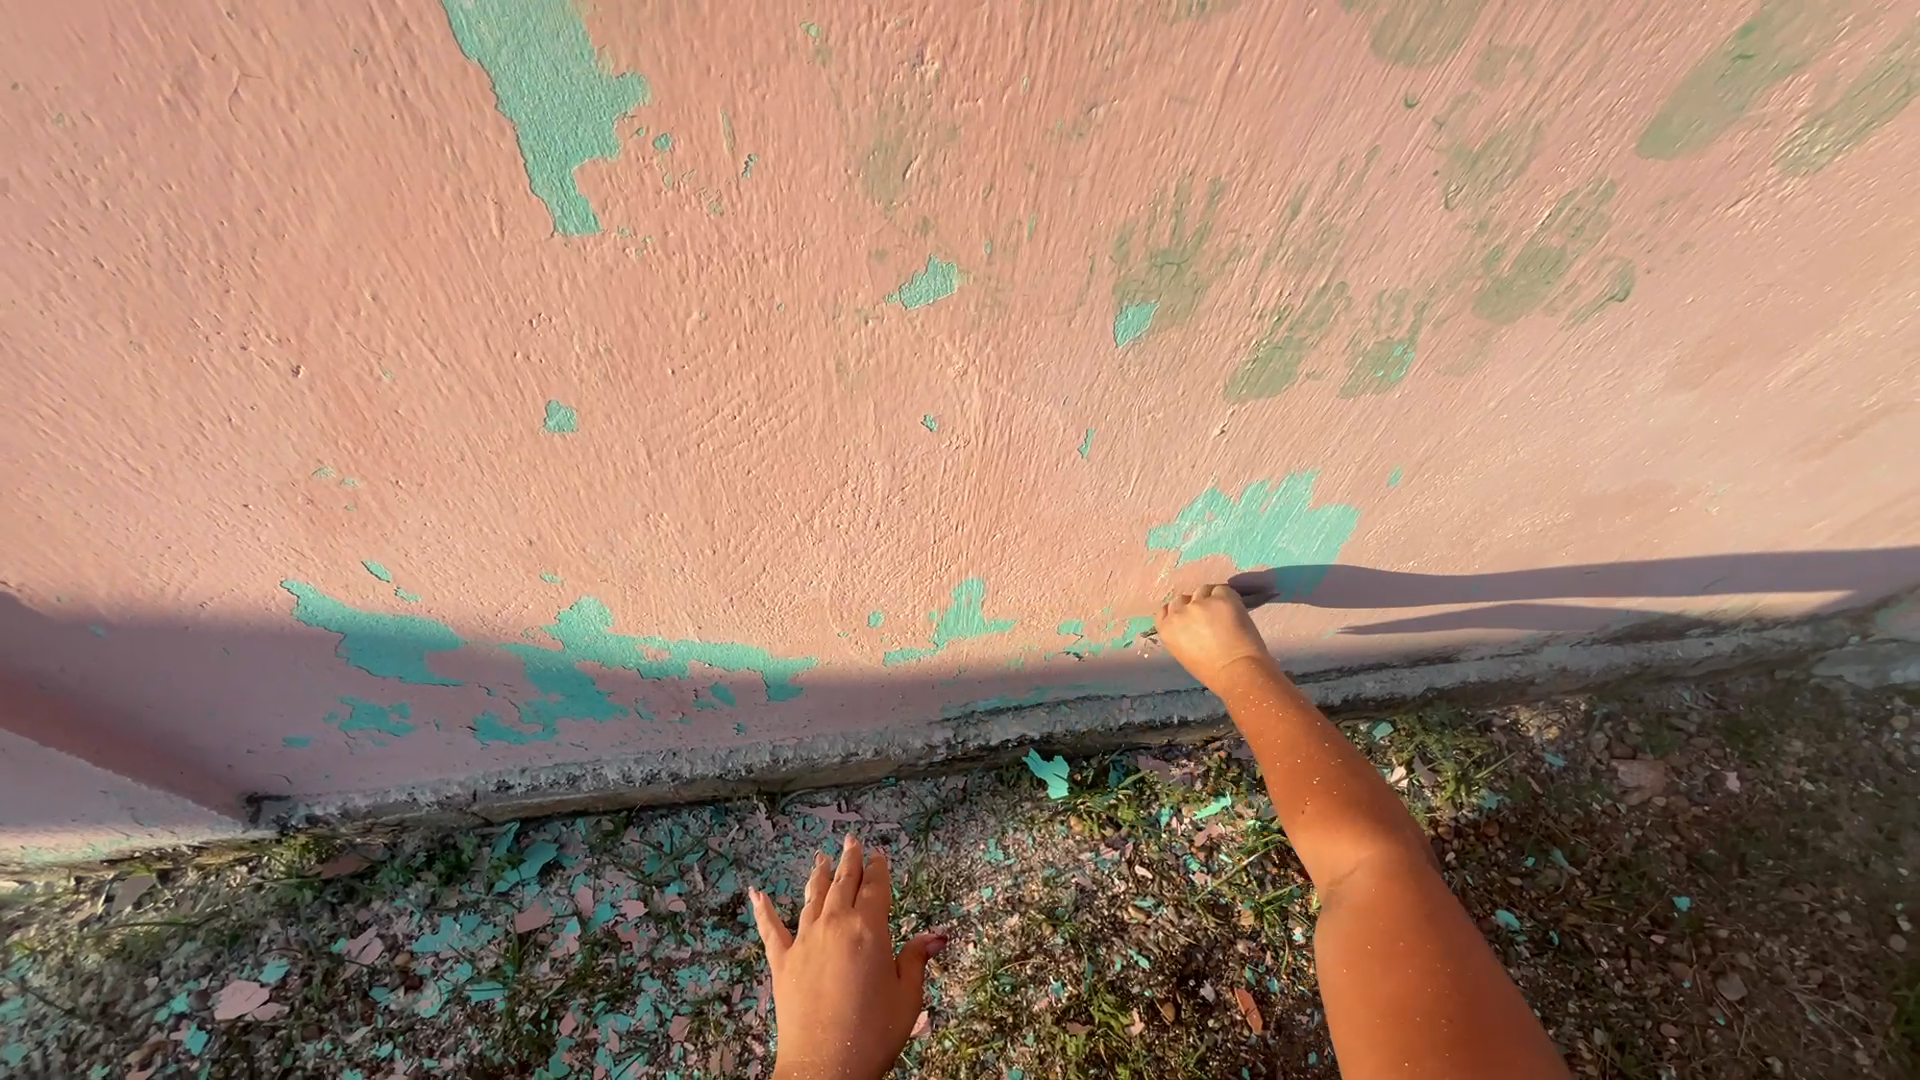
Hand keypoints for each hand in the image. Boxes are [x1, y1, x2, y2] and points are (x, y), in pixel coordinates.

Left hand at [749, 835, 945, 1079]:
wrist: (824, 1070)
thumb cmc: (872, 1035)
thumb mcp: (907, 998)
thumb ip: (917, 960)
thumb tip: (936, 936)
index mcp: (869, 928)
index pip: (876, 886)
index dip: (879, 868)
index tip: (879, 855)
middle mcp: (836, 924)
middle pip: (844, 882)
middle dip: (850, 860)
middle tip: (852, 841)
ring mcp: (805, 941)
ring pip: (813, 896)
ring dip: (819, 874)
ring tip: (822, 857)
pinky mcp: (783, 962)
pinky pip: (771, 929)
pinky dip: (763, 910)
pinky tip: (756, 893)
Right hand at [1155, 584, 1277, 695]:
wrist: (1236, 672)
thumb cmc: (1210, 671)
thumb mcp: (1182, 652)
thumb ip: (1180, 632)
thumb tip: (1191, 621)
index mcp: (1166, 629)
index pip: (1166, 609)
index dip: (1179, 611)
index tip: (1189, 617)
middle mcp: (1179, 613)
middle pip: (1182, 598)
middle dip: (1193, 605)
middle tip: (1209, 617)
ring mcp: (1199, 604)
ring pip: (1202, 591)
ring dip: (1210, 599)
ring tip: (1223, 614)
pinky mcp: (1221, 599)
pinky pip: (1222, 590)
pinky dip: (1228, 598)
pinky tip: (1234, 611)